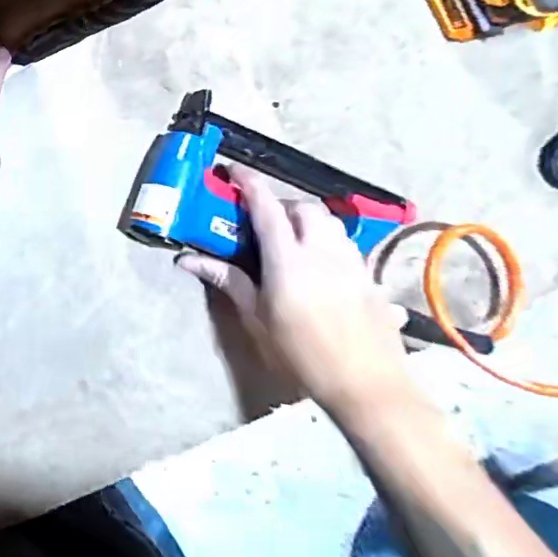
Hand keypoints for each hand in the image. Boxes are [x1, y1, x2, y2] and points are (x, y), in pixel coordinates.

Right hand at [177, 166, 410, 412]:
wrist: (367, 385)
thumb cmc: (300, 352)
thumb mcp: (256, 317)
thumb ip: (227, 280)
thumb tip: (186, 260)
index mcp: (288, 259)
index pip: (266, 207)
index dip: (249, 184)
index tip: (233, 171)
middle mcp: (322, 252)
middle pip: (304, 208)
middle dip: (282, 205)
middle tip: (263, 220)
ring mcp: (352, 264)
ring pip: (331, 224)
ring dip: (309, 221)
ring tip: (292, 238)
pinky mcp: (371, 279)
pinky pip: (348, 246)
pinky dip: (329, 242)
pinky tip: (321, 266)